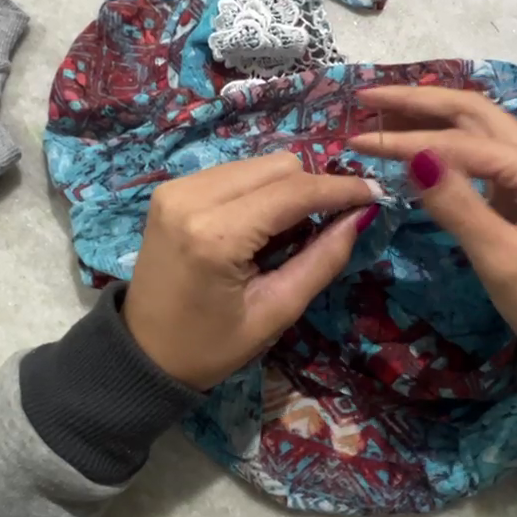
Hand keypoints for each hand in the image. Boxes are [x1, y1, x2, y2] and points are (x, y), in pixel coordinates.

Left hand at [124, 153, 380, 389]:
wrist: (141, 353)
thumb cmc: (209, 346)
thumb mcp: (274, 311)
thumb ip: (322, 260)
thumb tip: (361, 215)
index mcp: (215, 234)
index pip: (294, 191)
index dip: (341, 189)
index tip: (376, 193)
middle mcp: (192, 197)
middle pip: (278, 166)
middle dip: (312, 189)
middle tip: (330, 225)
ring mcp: (176, 188)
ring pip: (256, 164)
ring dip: (285, 189)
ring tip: (290, 233)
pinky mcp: (170, 189)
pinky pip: (233, 172)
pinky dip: (257, 191)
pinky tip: (260, 226)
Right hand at [348, 86, 516, 383]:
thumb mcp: (506, 263)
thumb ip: (460, 208)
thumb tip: (414, 158)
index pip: (462, 143)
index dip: (407, 139)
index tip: (356, 140)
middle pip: (473, 114)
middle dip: (418, 101)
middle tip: (365, 96)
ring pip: (477, 129)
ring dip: (429, 115)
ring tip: (379, 109)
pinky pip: (479, 156)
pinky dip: (442, 142)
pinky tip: (415, 141)